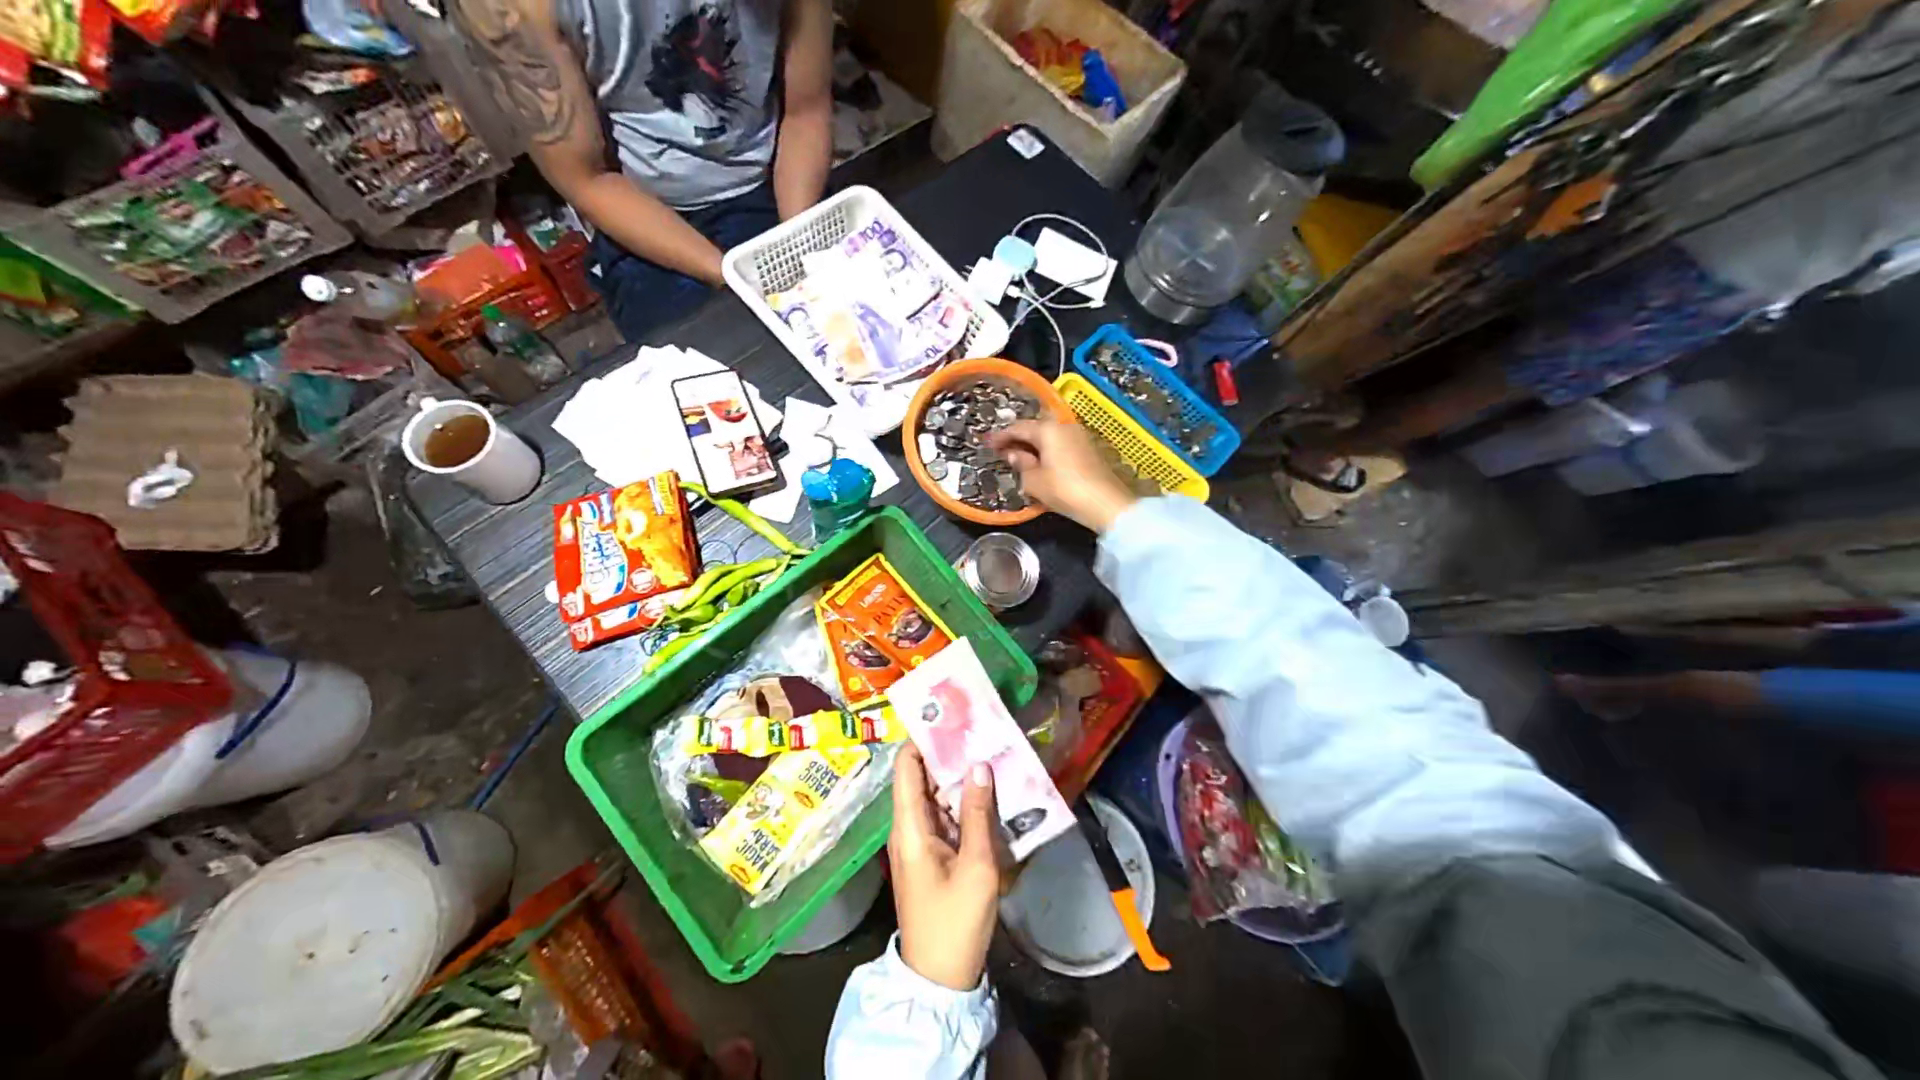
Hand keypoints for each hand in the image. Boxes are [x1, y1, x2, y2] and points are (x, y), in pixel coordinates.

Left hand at [888, 745, 1000, 990]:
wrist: (940, 978)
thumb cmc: (955, 921)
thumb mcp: (976, 866)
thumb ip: (978, 813)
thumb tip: (978, 765)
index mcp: (908, 826)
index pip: (906, 768)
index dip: (921, 739)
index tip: (947, 716)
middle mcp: (907, 828)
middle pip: (922, 778)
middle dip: (947, 754)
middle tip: (979, 731)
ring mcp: (918, 843)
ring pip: (935, 797)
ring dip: (958, 778)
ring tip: (988, 752)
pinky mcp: (931, 856)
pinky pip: (944, 817)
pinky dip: (962, 802)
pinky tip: (988, 793)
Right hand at [987, 419, 1137, 531]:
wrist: (1106, 503)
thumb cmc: (1064, 489)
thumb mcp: (1034, 481)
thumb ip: (1021, 465)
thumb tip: (1014, 455)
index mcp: (1047, 429)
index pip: (1017, 428)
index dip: (1001, 436)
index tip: (988, 443)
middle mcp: (1064, 426)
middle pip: (1035, 428)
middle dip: (1018, 439)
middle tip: (1003, 450)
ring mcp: (1079, 436)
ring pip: (1050, 436)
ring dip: (1034, 445)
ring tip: (1020, 458)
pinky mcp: (1089, 449)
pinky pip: (1061, 444)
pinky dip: (1048, 451)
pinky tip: (1041, 463)